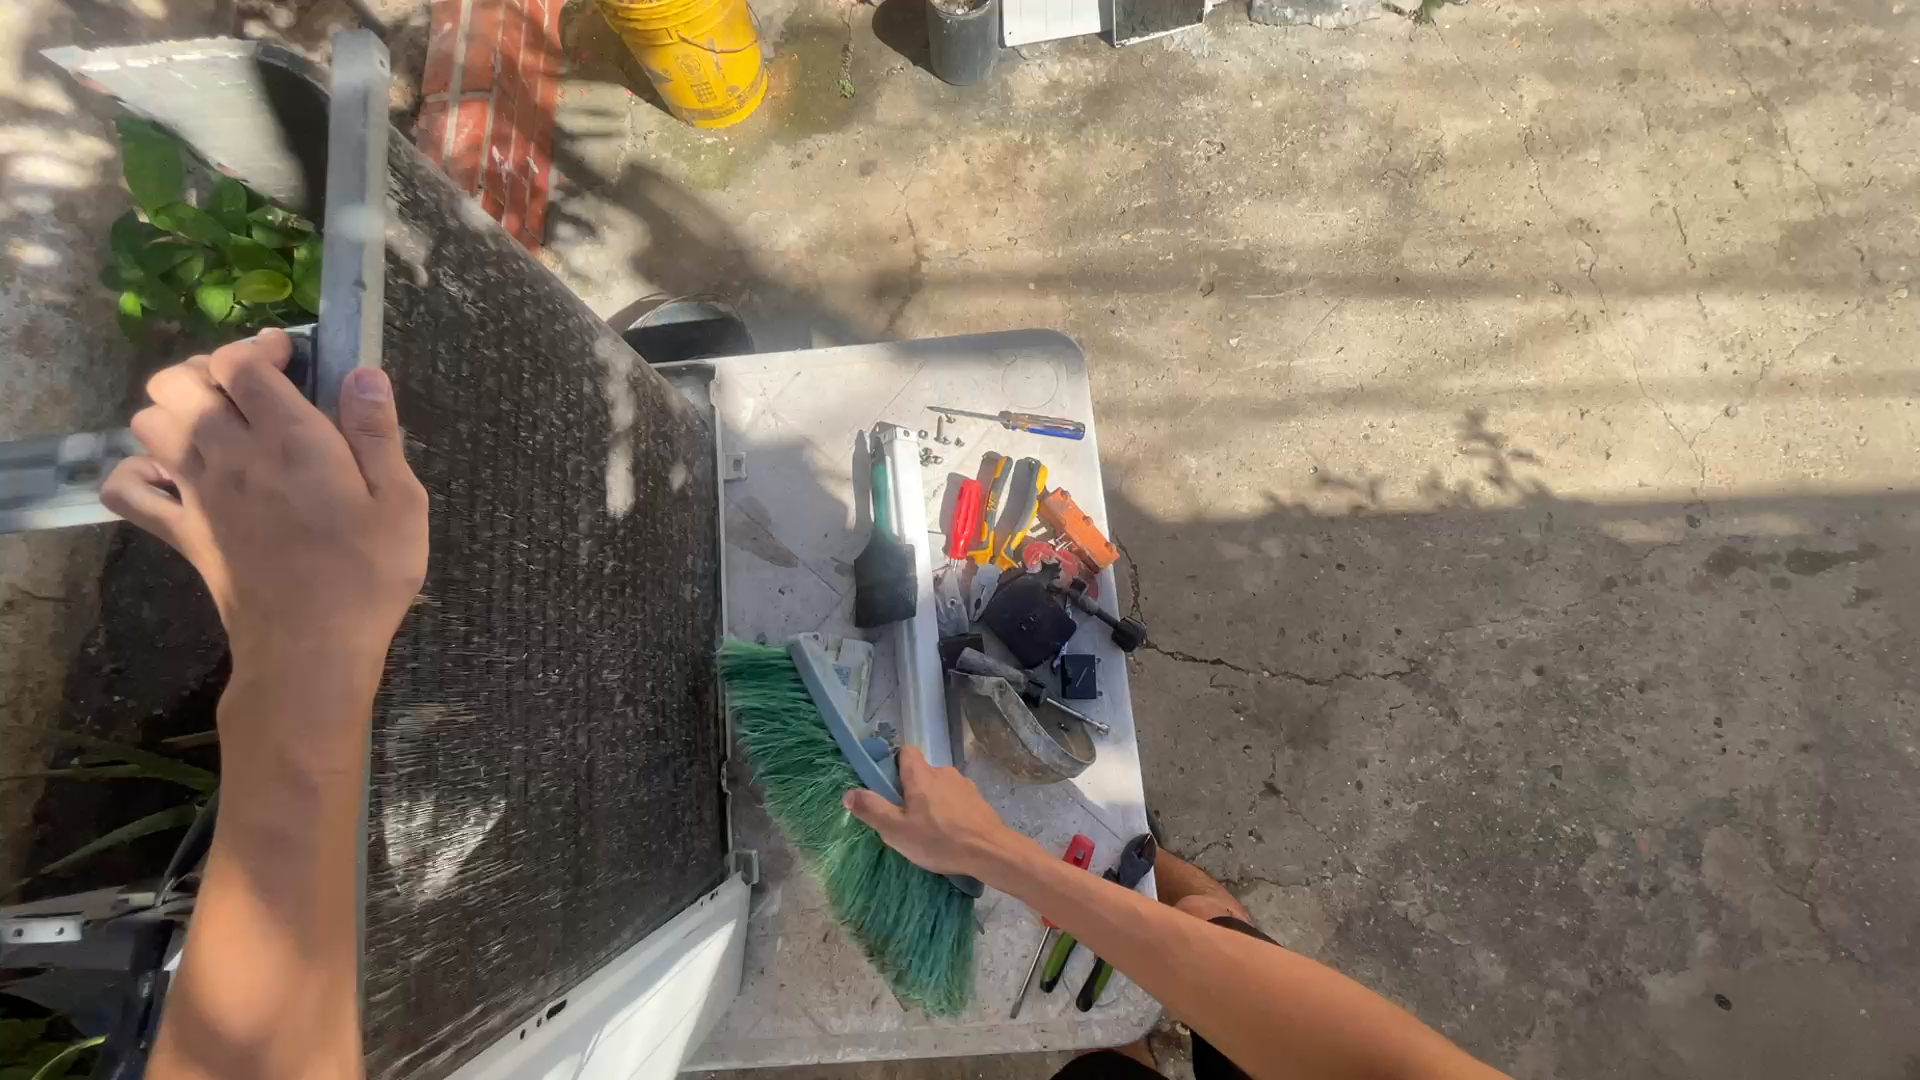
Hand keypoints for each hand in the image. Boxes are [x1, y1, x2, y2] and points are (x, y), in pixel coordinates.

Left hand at [101, 329, 428, 677]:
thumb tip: (364, 373)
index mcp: (292, 444)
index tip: (291, 351)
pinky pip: (126, 486)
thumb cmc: (371, 570)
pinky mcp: (180, 529)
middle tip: (259, 386)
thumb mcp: (401, 502)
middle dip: (212, 369)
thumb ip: (378, 434)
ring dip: (179, 407)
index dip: (261, 348)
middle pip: (180, 383)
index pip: (244, 369)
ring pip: (150, 422)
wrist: (313, 643)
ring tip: (226, 421)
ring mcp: (196, 494)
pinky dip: (140, 467)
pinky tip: (179, 472)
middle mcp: (231, 457)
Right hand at [841, 746, 1027, 879]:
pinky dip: (949, 810)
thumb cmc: (939, 839)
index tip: (887, 787)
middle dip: (911, 790)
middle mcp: (942, 771)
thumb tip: (849, 793)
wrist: (989, 850)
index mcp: (921, 775)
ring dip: (931, 801)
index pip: (905, 751)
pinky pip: (955, 798)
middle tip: (904, 818)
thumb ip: (872, 809)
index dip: (894, 764)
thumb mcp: (897, 830)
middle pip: (921, 772)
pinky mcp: (977, 799)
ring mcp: (963, 784)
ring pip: (939, 786)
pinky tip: (949, 832)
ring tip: (928, 830)